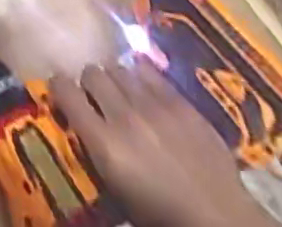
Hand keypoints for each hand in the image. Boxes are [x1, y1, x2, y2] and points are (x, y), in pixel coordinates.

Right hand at [52, 63, 277, 226]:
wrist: (222, 222)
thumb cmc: (161, 215)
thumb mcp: (115, 190)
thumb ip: (95, 149)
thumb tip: (81, 124)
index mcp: (104, 143)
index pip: (65, 91)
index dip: (59, 87)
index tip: (62, 92)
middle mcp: (124, 117)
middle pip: (92, 73)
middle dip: (90, 82)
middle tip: (96, 96)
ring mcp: (156, 108)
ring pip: (119, 69)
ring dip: (115, 79)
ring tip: (122, 92)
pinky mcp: (182, 105)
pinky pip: (151, 74)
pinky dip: (142, 77)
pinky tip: (144, 87)